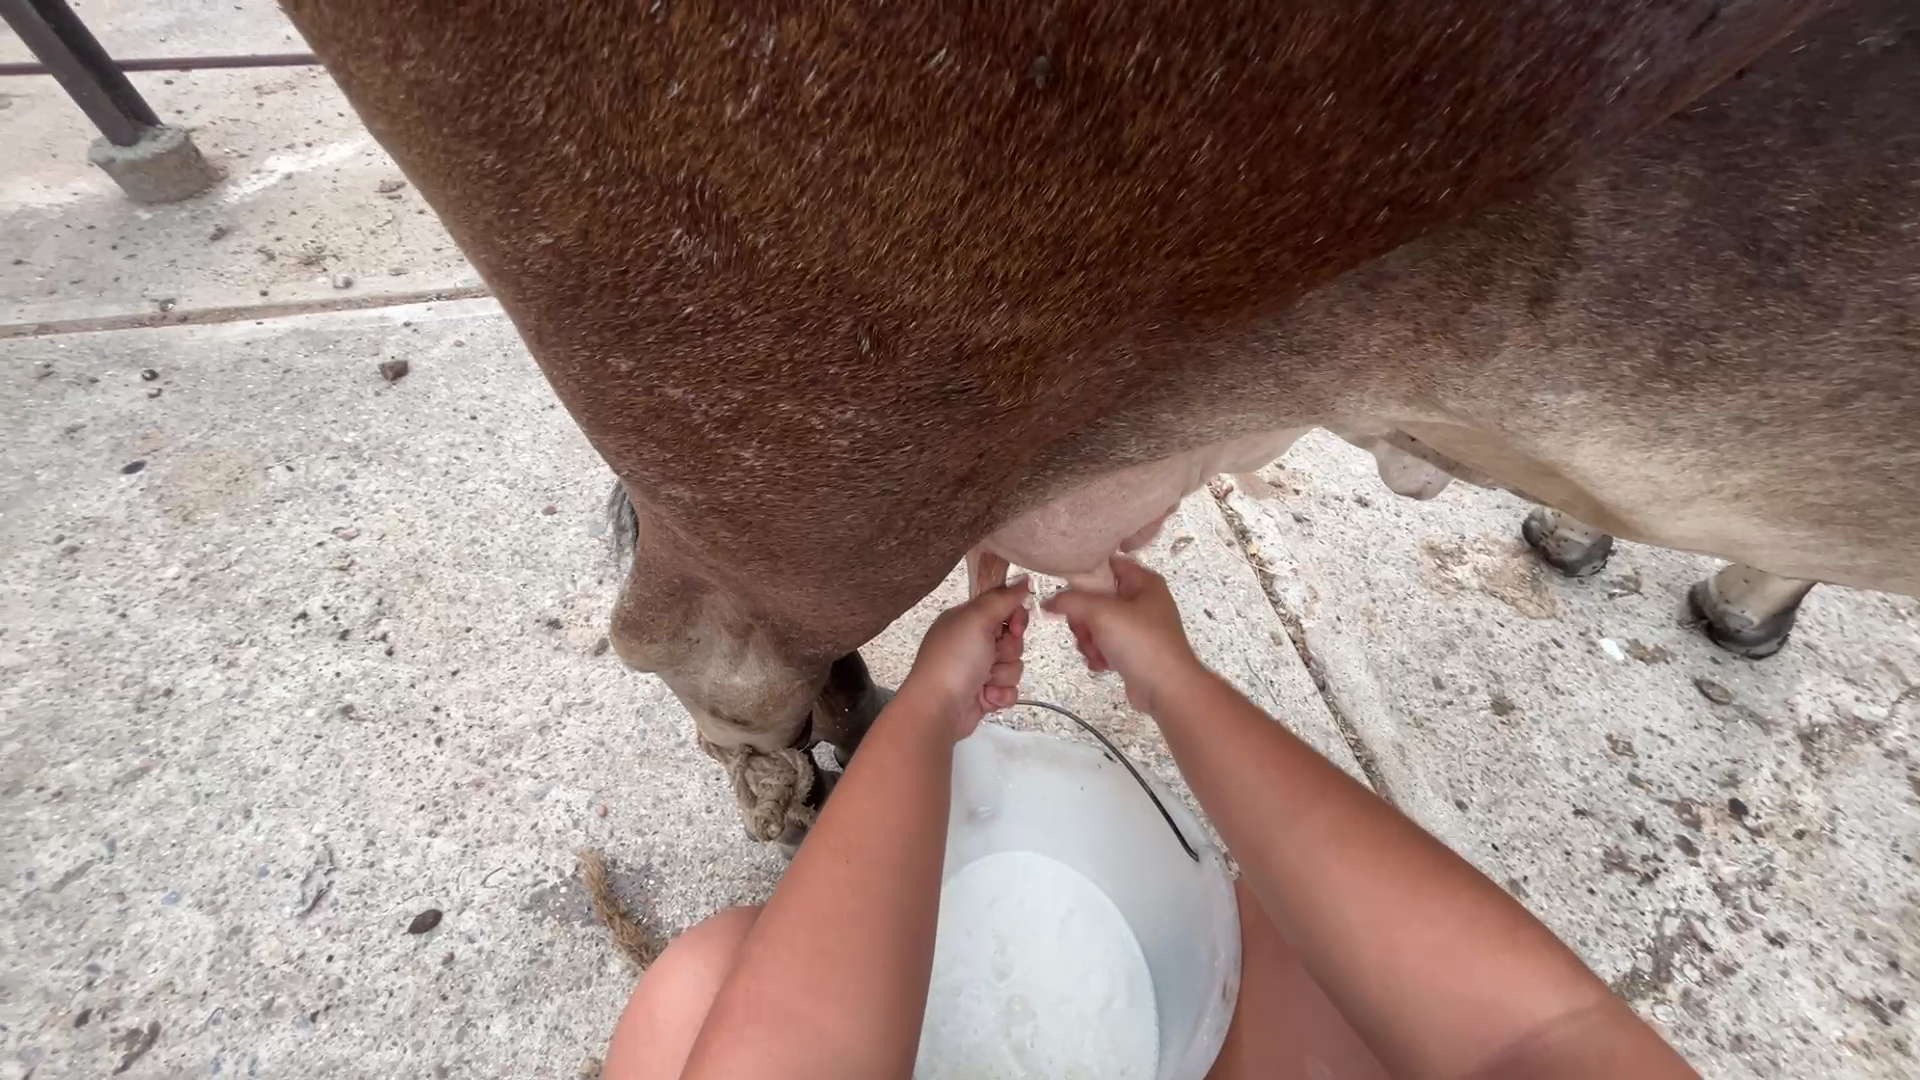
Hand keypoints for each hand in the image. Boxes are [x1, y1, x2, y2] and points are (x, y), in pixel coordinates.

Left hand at [899, 579, 1030, 739]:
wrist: (938, 708)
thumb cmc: (955, 659)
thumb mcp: (976, 619)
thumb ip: (1002, 599)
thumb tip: (1025, 579)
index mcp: (966, 620)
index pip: (1003, 608)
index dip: (1015, 618)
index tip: (1014, 628)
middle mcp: (972, 642)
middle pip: (1013, 639)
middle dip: (1008, 650)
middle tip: (991, 656)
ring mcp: (979, 669)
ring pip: (1014, 665)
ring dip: (1003, 675)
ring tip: (984, 681)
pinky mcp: (986, 694)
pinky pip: (1010, 689)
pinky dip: (1001, 694)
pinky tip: (986, 697)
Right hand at [1042, 556, 1201, 713]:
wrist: (1166, 689)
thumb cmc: (1140, 642)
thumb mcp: (1101, 613)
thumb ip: (1070, 601)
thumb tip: (1048, 602)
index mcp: (1143, 582)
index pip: (1107, 565)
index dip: (1084, 576)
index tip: (1067, 591)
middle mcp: (1142, 601)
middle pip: (1096, 598)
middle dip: (1084, 619)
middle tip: (1086, 629)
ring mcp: (1137, 627)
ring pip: (1096, 624)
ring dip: (1089, 640)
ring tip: (1097, 652)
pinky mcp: (1132, 650)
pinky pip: (1104, 644)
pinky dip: (1099, 654)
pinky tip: (1103, 664)